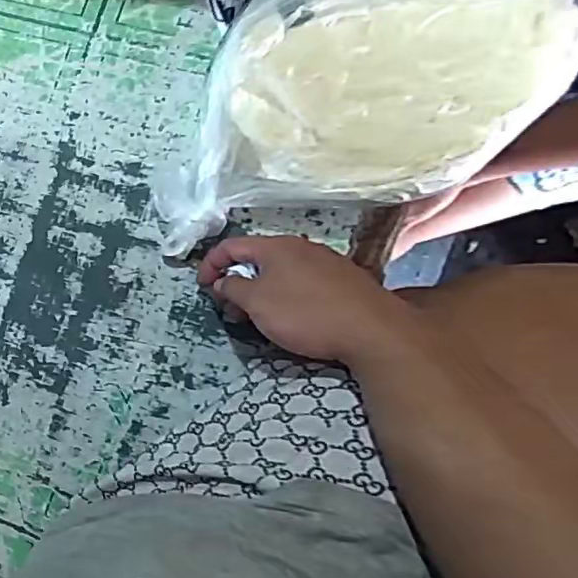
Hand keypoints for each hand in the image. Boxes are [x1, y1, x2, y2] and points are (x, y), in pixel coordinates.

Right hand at [198, 236, 417, 362]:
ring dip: (259, 290)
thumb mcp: (255, 302)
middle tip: (228, 308)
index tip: (202, 287)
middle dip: (235, 281)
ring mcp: (326, 262)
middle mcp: (301, 247)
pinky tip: (290, 316)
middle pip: (256, 258)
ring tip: (256, 316)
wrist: (375, 332)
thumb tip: (223, 281)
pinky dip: (284, 294)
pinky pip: (302, 282)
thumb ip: (232, 288)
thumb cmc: (305, 313)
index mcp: (275, 247)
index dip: (210, 264)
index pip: (230, 246)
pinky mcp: (345, 281)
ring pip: (280, 271)